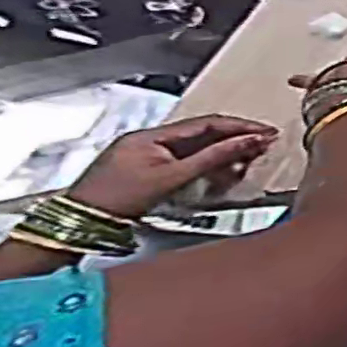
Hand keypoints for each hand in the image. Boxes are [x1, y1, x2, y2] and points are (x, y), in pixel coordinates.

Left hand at [66, 116, 278, 218]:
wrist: (78, 223)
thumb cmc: (120, 198)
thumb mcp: (175, 176)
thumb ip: (216, 156)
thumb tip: (253, 140)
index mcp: (150, 136)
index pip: (206, 123)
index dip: (240, 126)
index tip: (267, 131)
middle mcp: (147, 140)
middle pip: (202, 132)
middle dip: (236, 137)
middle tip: (265, 142)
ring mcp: (146, 153)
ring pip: (196, 145)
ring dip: (225, 148)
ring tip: (251, 153)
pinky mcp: (148, 167)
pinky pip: (186, 156)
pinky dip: (209, 159)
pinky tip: (225, 165)